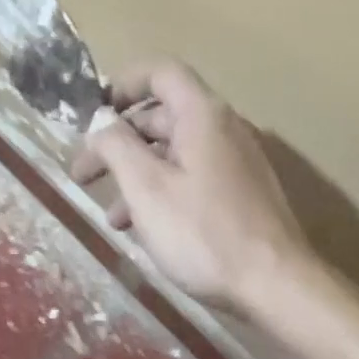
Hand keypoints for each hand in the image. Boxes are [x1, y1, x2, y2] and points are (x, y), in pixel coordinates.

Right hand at [71, 58, 307, 308]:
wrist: (275, 285)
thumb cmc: (203, 233)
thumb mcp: (146, 188)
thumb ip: (116, 146)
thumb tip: (101, 122)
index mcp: (202, 116)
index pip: (161, 72)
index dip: (123, 83)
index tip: (93, 111)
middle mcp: (224, 129)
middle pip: (163, 116)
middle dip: (118, 141)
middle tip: (83, 172)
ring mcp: (237, 164)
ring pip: (175, 153)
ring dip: (136, 174)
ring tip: (110, 215)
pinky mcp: (242, 195)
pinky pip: (193, 179)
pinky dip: (162, 193)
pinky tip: (143, 230)